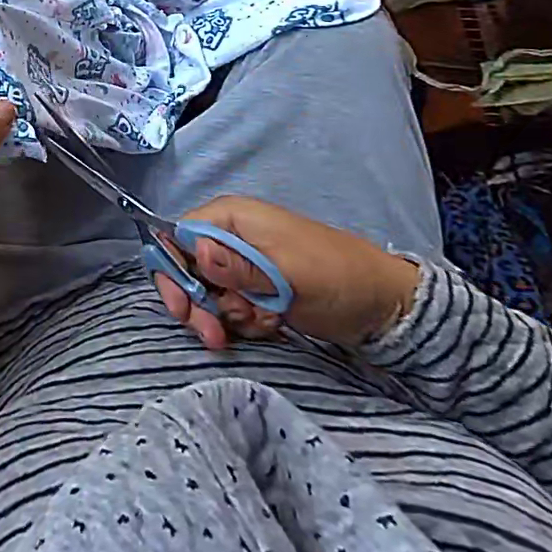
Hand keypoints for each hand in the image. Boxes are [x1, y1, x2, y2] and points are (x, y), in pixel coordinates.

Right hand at [152, 196, 421, 349]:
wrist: (379, 302)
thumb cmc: (335, 276)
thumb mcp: (288, 273)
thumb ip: (241, 266)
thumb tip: (198, 253)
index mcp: (231, 217)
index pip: (177, 236)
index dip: (172, 271)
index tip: (183, 308)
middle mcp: (230, 235)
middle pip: (186, 268)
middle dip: (197, 304)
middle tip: (216, 334)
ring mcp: (242, 262)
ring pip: (206, 292)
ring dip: (224, 317)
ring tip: (258, 325)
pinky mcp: (253, 286)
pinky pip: (228, 307)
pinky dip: (242, 322)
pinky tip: (269, 325)